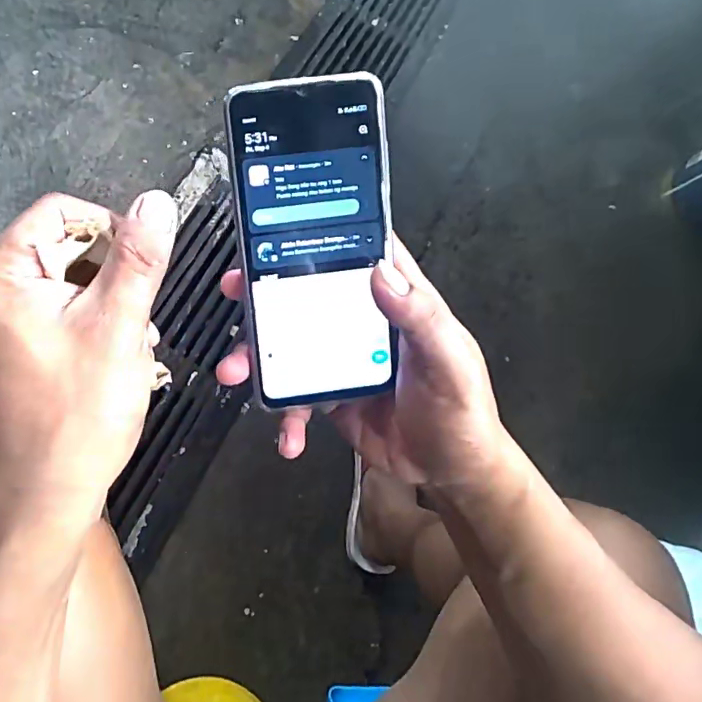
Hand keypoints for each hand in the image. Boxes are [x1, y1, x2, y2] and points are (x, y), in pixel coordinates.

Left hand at [0, 191, 176, 516]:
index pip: (63, 213)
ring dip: (115, 304)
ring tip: (127, 346)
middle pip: (72, 245)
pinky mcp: (20, 343)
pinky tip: (115, 358)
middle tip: (132, 320)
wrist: (50, 492)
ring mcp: (3, 320)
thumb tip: (158, 201)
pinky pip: (69, 309)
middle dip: (116, 277)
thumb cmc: (77, 414)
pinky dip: (101, 324)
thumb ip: (140, 258)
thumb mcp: (119, 325)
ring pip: (79, 279)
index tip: (141, 273)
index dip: (113, 232)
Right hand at [213, 237, 513, 491]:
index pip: (366, 256)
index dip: (330, 238)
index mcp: (403, 304)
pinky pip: (299, 397)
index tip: (288, 230)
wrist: (450, 472)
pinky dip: (287, 414)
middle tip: (239, 291)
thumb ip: (420, 317)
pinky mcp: (336, 395)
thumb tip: (383, 274)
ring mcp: (349, 360)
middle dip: (271, 293)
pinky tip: (289, 433)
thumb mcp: (448, 360)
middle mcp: (370, 325)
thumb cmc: (463, 412)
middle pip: (314, 296)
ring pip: (295, 344)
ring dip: (262, 357)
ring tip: (239, 372)